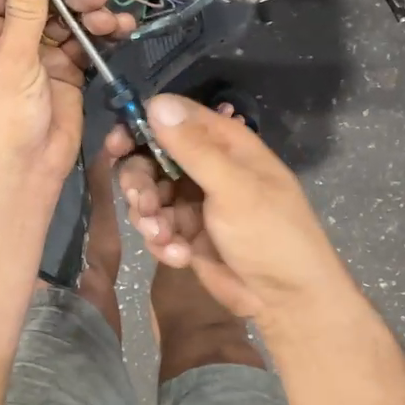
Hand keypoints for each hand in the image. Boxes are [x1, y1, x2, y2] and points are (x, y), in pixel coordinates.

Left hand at [0, 0, 135, 193]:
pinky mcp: (66, 68)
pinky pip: (86, 41)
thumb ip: (24, 12)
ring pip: (69, 17)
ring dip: (92, 12)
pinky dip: (104, 33)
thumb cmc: (3, 119)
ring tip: (109, 20)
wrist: (25, 171)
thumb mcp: (12, 61)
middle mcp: (11, 36)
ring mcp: (40, 51)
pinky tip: (120, 28)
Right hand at [105, 95, 352, 320]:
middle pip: (149, 158)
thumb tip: (155, 102)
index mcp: (222, 143)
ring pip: (147, 194)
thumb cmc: (271, 235)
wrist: (288, 302)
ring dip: (148, 215)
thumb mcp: (233, 188)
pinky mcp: (185, 232)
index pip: (170, 118)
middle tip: (141, 204)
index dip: (139, 127)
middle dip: (139, 182)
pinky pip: (155, 225)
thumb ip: (192, 147)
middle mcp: (204, 166)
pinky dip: (161, 241)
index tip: (117, 146)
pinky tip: (179, 256)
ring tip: (164, 237)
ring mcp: (193, 200)